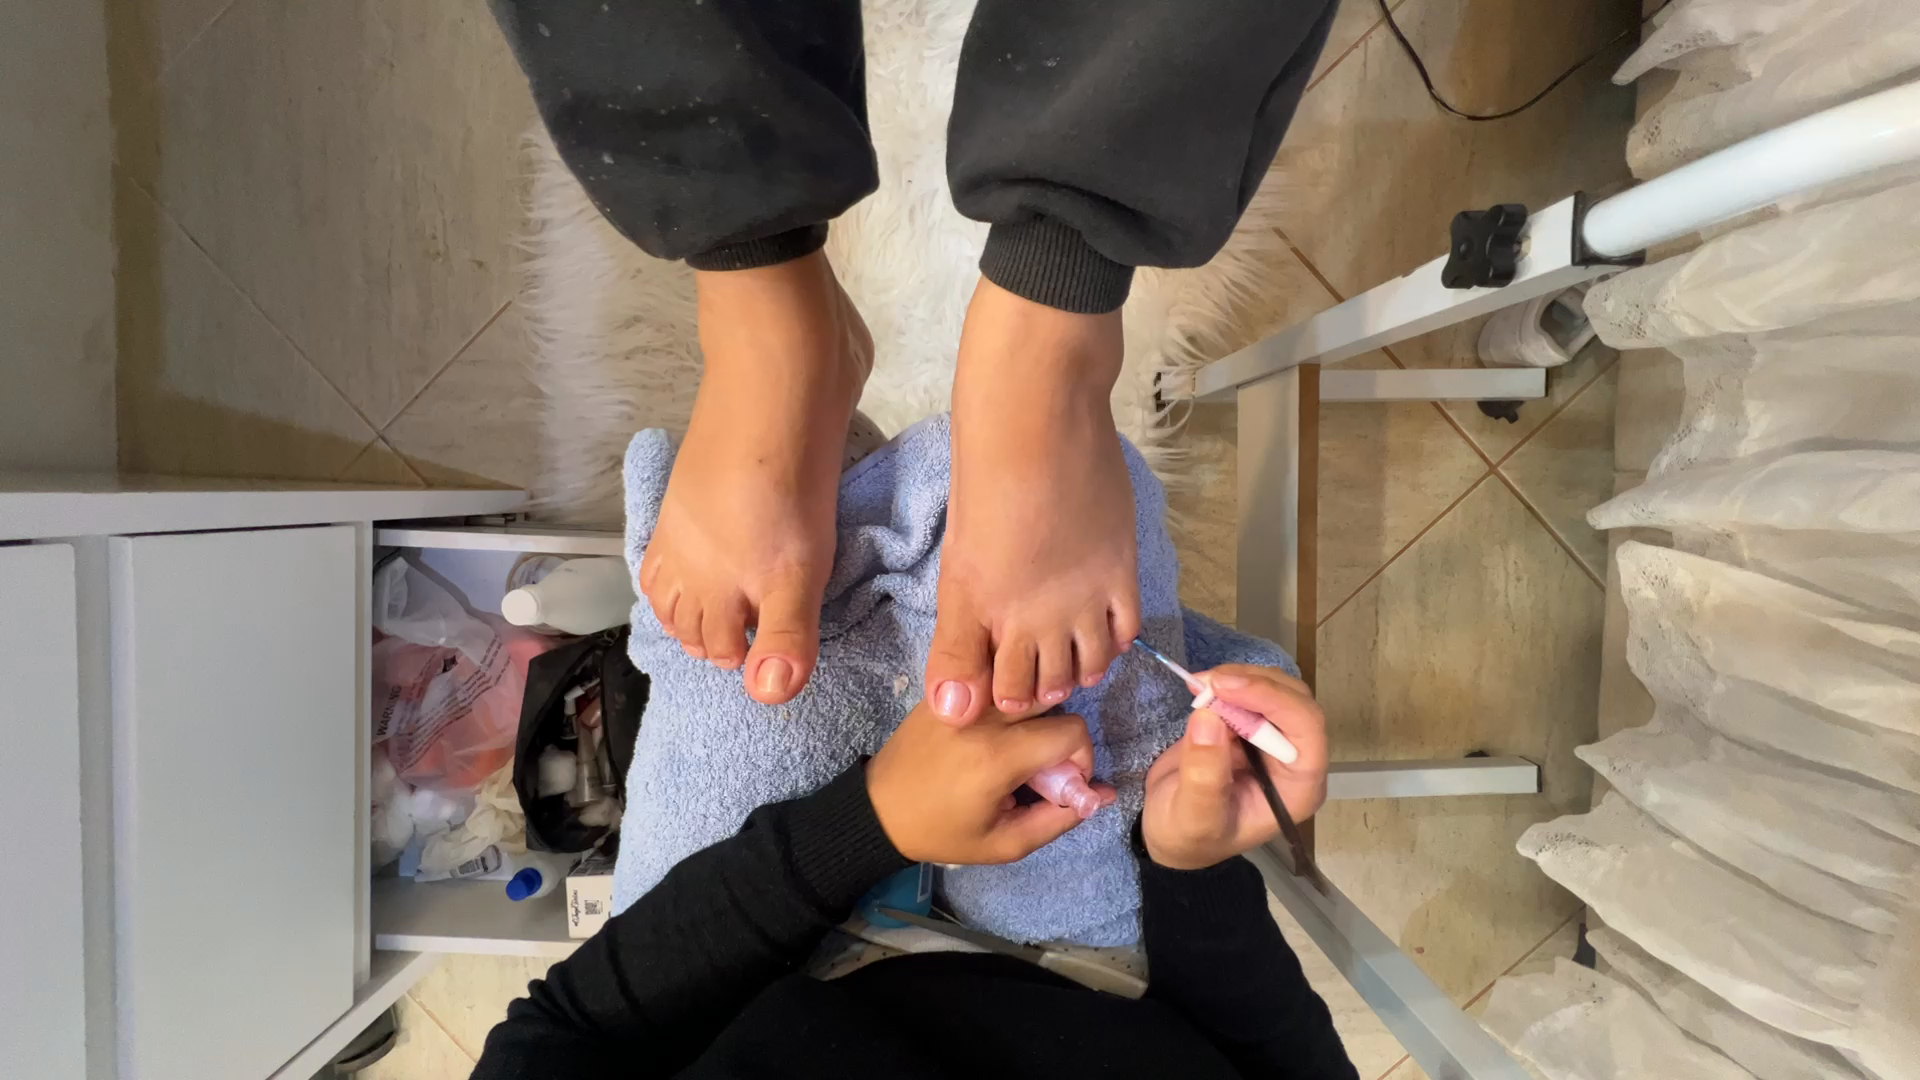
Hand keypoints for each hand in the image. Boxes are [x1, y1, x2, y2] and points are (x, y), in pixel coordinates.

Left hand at [867, 700, 1114, 864]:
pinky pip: (992, 681)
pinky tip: (994, 731)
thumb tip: (1101, 794)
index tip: (1063, 781)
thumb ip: (1058, 818)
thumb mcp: (1004, 843)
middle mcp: (983, 716)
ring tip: (1019, 745)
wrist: (879, 806)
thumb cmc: (943, 831)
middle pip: (1052, 698)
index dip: (1081, 758)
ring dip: (1035, 712)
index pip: (1072, 731)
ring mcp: (962, 696)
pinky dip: (1007, 701)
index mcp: (998, 756)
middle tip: (1042, 761)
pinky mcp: (946, 690)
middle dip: (1061, 731)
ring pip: (1022, 684)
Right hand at [1141, 665, 1328, 870]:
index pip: (1306, 729)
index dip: (1272, 699)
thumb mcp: (1195, 814)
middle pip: (1294, 702)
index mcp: (1297, 786)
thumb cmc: (1189, 835)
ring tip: (1199, 685)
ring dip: (1238, 678)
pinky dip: (1225, 682)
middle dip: (1254, 683)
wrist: (1169, 833)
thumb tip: (1209, 718)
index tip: (1225, 687)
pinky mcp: (1245, 726)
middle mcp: (1292, 758)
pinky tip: (1199, 687)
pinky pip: (1248, 692)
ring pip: (1274, 690)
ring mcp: (1269, 740)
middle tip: (1208, 681)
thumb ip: (1204, 774)